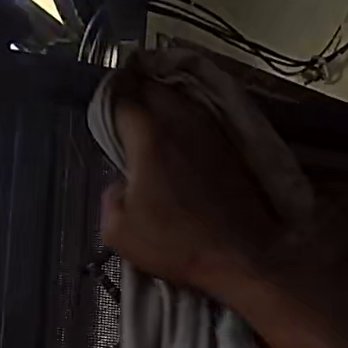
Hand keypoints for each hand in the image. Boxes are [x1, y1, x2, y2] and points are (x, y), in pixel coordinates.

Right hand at [100, 79, 280, 299]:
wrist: (240, 256)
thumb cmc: (178, 244)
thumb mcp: (121, 232)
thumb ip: (110, 199)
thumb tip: (120, 187)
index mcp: (149, 136)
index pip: (121, 104)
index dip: (110, 113)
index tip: (107, 128)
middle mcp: (181, 123)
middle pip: (154, 92)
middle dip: (138, 100)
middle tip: (128, 123)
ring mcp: (211, 133)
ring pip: (181, 104)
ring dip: (166, 110)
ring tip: (154, 131)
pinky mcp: (231, 148)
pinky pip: (202, 124)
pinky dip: (189, 129)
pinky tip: (184, 149)